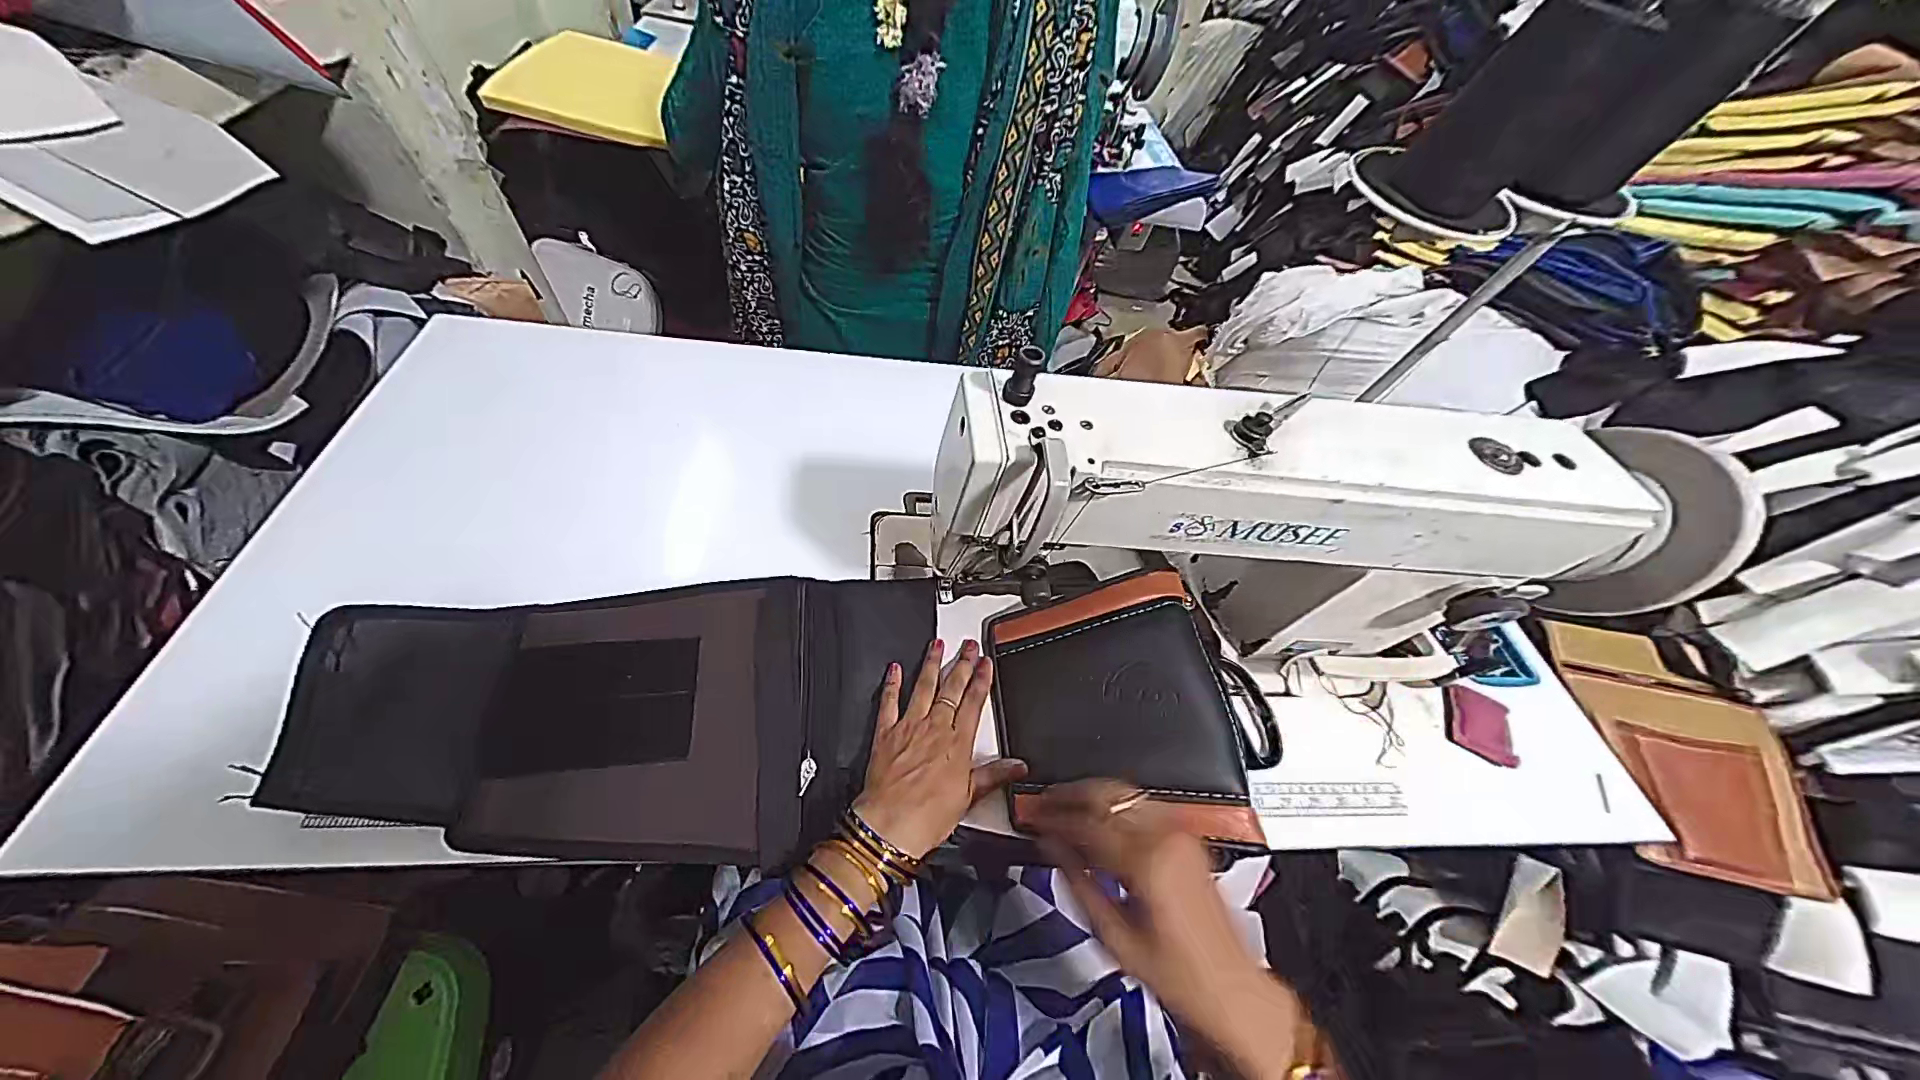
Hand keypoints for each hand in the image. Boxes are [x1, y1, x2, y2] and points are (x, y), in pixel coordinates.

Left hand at [852, 639, 1026, 859]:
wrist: (890, 825)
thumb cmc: (927, 816)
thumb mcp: (968, 797)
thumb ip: (993, 776)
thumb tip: (1017, 767)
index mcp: (957, 743)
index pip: (974, 702)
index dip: (981, 679)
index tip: (985, 663)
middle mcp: (934, 729)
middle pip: (952, 688)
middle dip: (963, 664)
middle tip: (968, 646)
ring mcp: (909, 727)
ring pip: (924, 687)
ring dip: (932, 664)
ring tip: (937, 645)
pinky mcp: (886, 734)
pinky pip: (889, 702)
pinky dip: (892, 684)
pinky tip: (894, 670)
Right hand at [1030, 781, 1301, 1079]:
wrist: (1232, 988)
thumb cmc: (1183, 975)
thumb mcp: (1114, 937)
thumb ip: (1078, 882)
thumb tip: (1052, 847)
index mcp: (1146, 861)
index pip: (1085, 821)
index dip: (1051, 816)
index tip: (1033, 817)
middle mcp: (1166, 838)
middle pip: (1103, 793)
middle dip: (1067, 794)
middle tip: (1043, 801)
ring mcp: (1180, 834)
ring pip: (1122, 792)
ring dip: (1089, 794)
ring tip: (1064, 804)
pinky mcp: (1187, 837)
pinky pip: (1141, 803)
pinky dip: (1114, 802)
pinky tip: (1098, 814)